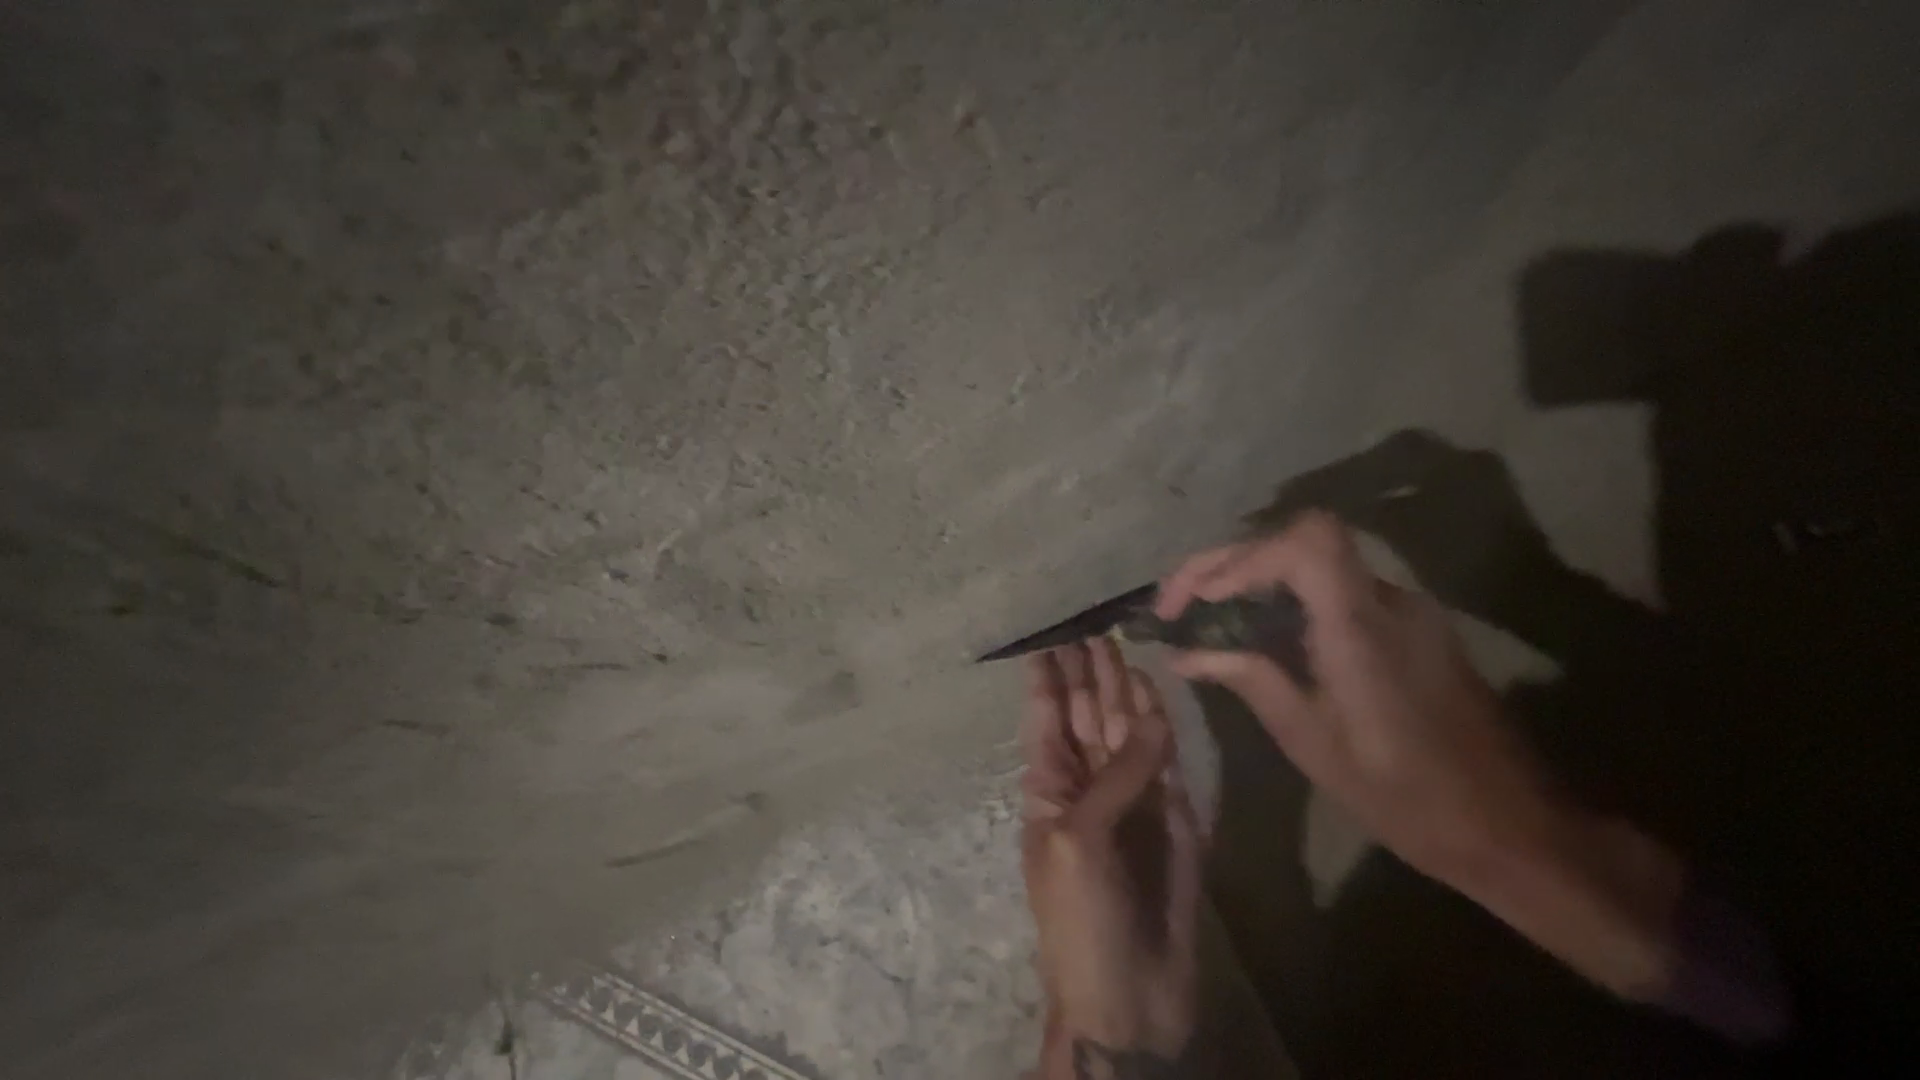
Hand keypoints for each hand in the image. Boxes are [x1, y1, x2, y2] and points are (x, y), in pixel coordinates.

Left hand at [1021, 639, 1203, 1074]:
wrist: (1129, 998)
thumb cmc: (1081, 918)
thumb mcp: (1080, 840)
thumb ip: (1117, 774)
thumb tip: (1151, 713)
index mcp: (1049, 789)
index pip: (1047, 720)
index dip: (1047, 680)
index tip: (1047, 637)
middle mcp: (1088, 785)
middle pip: (1087, 716)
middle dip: (1087, 673)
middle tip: (1089, 623)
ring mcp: (1132, 798)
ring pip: (1125, 730)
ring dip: (1120, 689)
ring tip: (1118, 641)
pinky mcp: (1173, 816)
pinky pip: (1165, 761)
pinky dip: (1160, 726)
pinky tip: (1154, 691)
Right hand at [1156, 512, 1683, 1000]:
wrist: (1511, 825)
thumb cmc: (1406, 795)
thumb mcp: (1313, 742)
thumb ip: (1250, 680)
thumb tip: (1183, 653)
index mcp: (1362, 628)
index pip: (1306, 542)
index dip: (1240, 557)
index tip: (1195, 600)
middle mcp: (1388, 602)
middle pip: (1301, 540)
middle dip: (1230, 563)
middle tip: (1178, 603)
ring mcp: (1405, 610)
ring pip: (1316, 560)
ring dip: (1254, 576)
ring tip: (1203, 614)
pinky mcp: (1410, 626)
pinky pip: (1336, 588)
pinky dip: (1285, 596)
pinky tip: (1258, 634)